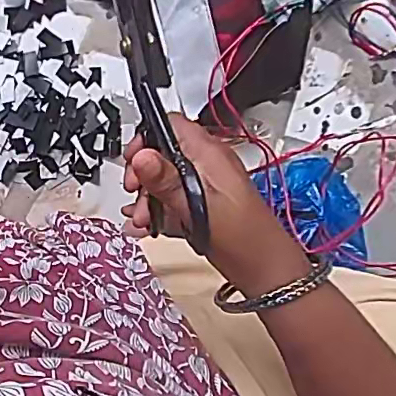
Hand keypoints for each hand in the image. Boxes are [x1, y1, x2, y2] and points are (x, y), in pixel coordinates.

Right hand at [123, 115, 310, 290]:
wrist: (263, 270)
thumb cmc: (243, 237)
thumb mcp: (196, 205)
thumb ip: (166, 180)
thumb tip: (141, 155)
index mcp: (208, 155)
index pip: (170, 125)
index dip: (145, 140)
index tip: (132, 163)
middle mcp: (204, 165)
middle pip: (159, 154)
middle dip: (141, 176)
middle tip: (136, 194)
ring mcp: (201, 185)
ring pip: (161, 180)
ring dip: (145, 199)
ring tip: (143, 219)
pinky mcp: (198, 205)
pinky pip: (168, 200)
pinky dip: (154, 211)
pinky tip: (146, 225)